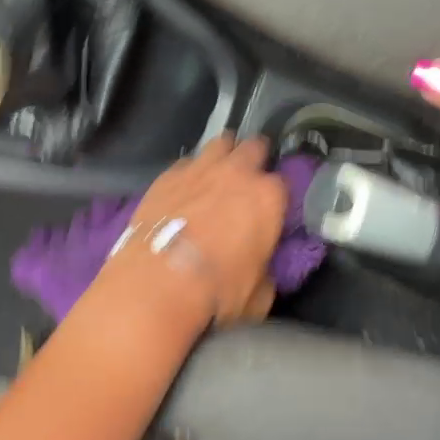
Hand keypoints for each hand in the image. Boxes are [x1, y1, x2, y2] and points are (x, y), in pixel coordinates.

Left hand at [101, 133, 288, 330]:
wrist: (157, 283)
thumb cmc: (216, 291)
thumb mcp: (258, 294)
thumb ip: (265, 270)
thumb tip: (260, 268)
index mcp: (268, 197)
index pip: (282, 184)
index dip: (275, 197)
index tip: (270, 210)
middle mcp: (237, 171)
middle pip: (253, 148)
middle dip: (253, 160)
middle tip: (247, 182)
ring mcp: (201, 167)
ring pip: (219, 144)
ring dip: (222, 157)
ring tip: (216, 177)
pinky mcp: (168, 174)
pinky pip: (186, 163)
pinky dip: (189, 173)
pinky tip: (183, 191)